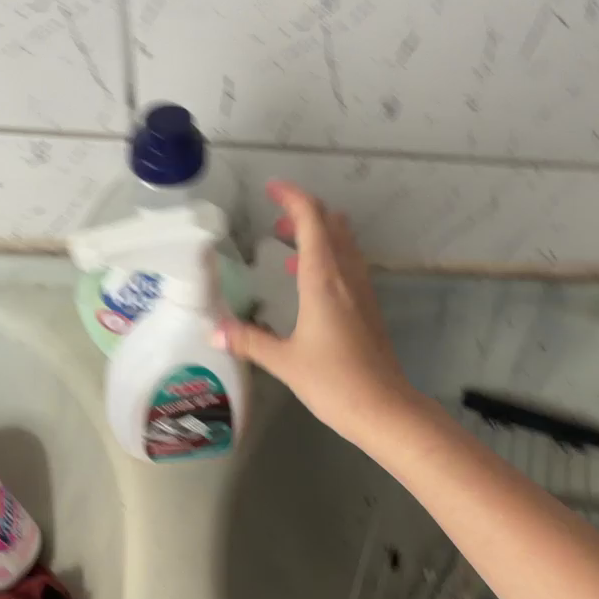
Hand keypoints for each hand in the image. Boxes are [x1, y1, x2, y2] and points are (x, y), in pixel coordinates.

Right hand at [216, 181, 420, 444]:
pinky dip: (329, 259)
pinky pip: (349, 267)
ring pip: (344, 245)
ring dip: (318, 236)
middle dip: (304, 215)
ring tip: (287, 249)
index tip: (271, 189)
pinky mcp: (369, 309)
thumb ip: (249, 341)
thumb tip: (214, 330)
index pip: (311, 219)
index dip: (292, 197)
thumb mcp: (284, 361)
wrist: (384, 408)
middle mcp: (346, 276)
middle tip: (275, 226)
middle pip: (331, 225)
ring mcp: (362, 292)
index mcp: (323, 279)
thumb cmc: (333, 382)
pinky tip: (309, 285)